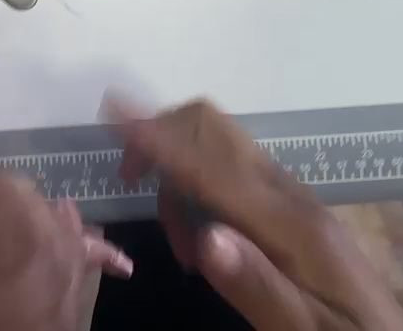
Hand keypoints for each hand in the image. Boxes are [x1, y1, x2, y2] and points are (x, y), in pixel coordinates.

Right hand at [113, 99, 402, 329]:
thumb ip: (256, 288)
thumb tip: (204, 236)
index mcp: (290, 223)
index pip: (210, 164)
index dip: (158, 137)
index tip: (112, 114)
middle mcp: (285, 191)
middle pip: (211, 126)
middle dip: (161, 133)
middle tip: (132, 180)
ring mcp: (286, 192)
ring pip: (214, 143)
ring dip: (177, 169)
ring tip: (180, 242)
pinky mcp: (285, 203)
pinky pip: (227, 167)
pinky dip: (196, 183)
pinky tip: (201, 236)